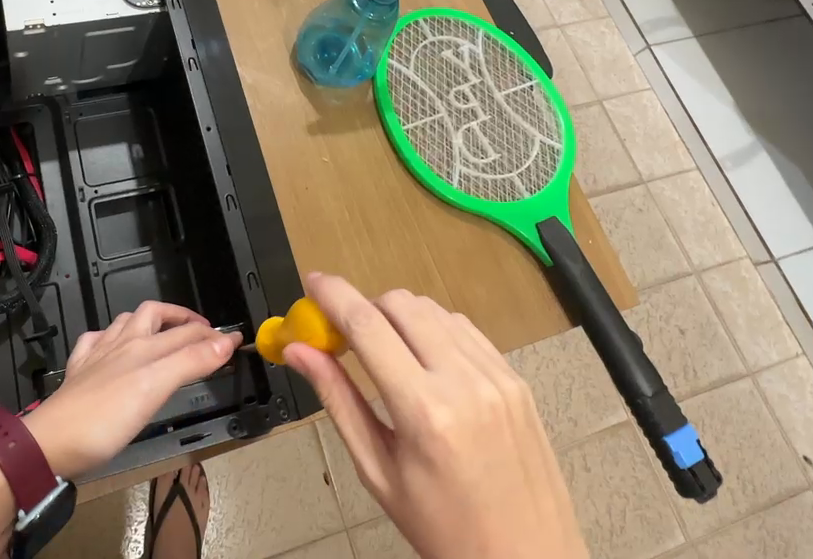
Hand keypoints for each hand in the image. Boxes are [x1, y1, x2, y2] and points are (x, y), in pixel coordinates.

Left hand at [25, 302, 240, 479]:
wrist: (51, 443)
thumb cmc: (105, 418)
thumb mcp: (155, 388)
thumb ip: (190, 362)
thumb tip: (224, 340)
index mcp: (142, 346)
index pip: (186, 333)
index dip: (213, 336)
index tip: (236, 340)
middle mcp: (120, 344)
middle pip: (155, 318)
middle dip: (182, 319)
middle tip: (202, 330)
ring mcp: (96, 357)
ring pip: (124, 324)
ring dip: (146, 322)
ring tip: (161, 330)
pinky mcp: (78, 374)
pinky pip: (93, 343)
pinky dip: (108, 338)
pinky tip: (110, 344)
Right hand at [283, 273, 587, 558]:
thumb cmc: (444, 529)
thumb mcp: (378, 471)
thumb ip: (337, 400)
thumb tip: (297, 351)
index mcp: (424, 412)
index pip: (366, 325)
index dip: (332, 295)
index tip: (311, 283)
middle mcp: (463, 381)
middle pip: (399, 303)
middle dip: (364, 308)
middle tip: (345, 335)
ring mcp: (496, 375)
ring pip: (431, 309)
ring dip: (398, 316)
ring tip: (386, 354)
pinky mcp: (515, 377)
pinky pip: (463, 327)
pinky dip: (433, 329)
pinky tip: (425, 361)